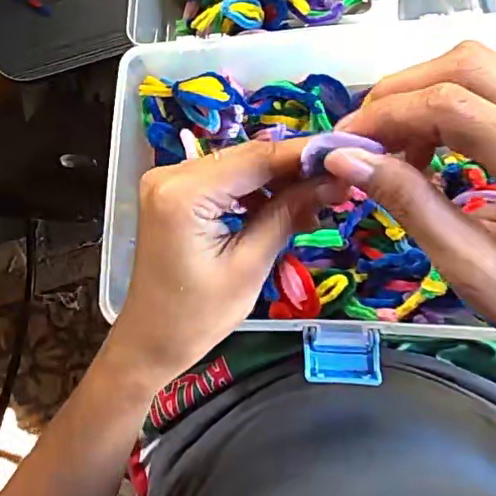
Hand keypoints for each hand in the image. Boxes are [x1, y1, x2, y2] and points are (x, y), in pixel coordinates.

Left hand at [111, 138, 336, 384]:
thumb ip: (287, 214)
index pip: (256, 158)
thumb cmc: (197, 316)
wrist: (150, 340)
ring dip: (276, 180)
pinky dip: (252, 190)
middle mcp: (170, 174)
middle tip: (339, 182)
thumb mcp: (249, 266)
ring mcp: (167, 180)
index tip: (345, 156)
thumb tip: (333, 182)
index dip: (304, 154)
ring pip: (236, 166)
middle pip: (245, 157)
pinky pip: (221, 179)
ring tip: (317, 201)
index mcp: (184, 193)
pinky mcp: (172, 191)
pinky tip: (283, 205)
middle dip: (293, 168)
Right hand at [328, 41, 495, 376]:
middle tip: (364, 132)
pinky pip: (493, 87)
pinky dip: (444, 104)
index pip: (456, 107)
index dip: (390, 114)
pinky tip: (426, 142)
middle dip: (402, 92)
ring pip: (480, 67)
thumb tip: (344, 156)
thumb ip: (406, 201)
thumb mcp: (464, 264)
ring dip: (421, 93)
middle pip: (470, 66)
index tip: (346, 139)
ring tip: (391, 140)